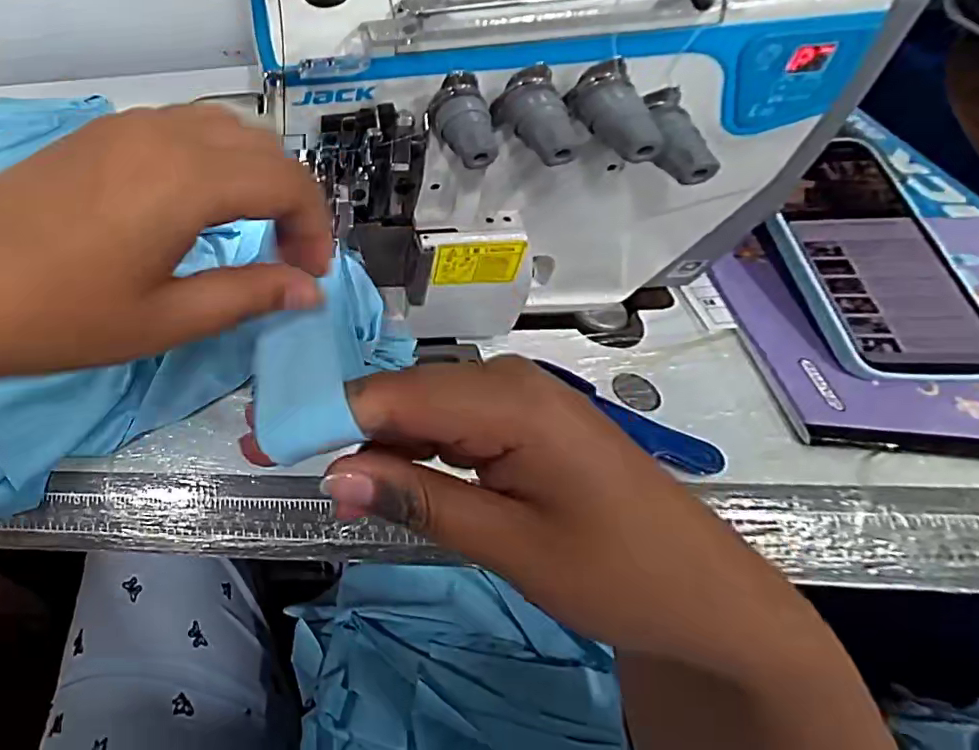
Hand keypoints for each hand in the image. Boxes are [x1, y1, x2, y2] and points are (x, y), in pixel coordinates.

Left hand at [0, 104, 331, 456]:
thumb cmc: (53, 317)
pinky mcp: (90, 133)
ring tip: (241, 229)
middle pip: (259, 147)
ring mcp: (121, 126)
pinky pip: (173, 129)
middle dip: (288, 198)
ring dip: (247, 173)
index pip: (287, 182)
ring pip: (216, 129)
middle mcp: (162, 133)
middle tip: (282, 256)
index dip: (315, 227)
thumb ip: (244, 296)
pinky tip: (184, 206)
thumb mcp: (159, 319)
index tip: (310, 275)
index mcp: (187, 177)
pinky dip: (204, 159)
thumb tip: (306, 291)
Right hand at [322, 358, 885, 745]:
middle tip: (270, 450)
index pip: (394, 395)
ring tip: (308, 459)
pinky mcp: (514, 418)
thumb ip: (418, 501)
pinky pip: (443, 421)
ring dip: (366, 436)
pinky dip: (404, 445)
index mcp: (511, 399)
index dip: (325, 414)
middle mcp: (505, 380)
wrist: (713, 599)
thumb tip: (333, 478)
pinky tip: (374, 467)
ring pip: (416, 406)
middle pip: (400, 392)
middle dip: (337, 423)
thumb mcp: (513, 545)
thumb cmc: (622, 574)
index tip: (265, 438)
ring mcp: (511, 396)